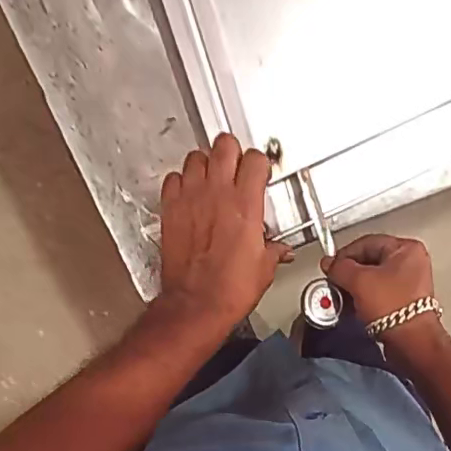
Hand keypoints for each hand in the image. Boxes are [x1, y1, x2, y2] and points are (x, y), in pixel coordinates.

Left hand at [154, 133, 291, 330]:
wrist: (196, 305)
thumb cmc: (227, 290)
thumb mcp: (263, 269)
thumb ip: (273, 251)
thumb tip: (279, 250)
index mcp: (246, 204)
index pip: (256, 160)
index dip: (260, 164)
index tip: (260, 173)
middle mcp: (217, 195)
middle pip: (224, 145)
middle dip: (232, 153)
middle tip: (235, 167)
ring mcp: (191, 199)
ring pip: (196, 157)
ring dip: (205, 165)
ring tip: (211, 179)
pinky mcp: (171, 210)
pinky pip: (173, 180)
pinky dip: (180, 182)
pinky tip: (188, 194)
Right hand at [322, 234, 434, 324]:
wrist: (409, 340)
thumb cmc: (392, 307)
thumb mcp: (359, 281)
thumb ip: (340, 268)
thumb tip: (329, 264)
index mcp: (406, 249)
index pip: (367, 243)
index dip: (345, 254)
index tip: (331, 267)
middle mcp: (411, 263)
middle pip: (370, 261)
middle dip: (349, 274)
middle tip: (336, 283)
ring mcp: (409, 283)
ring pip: (373, 279)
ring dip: (355, 288)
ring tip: (344, 298)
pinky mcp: (404, 302)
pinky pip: (379, 294)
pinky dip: (364, 299)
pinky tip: (355, 308)